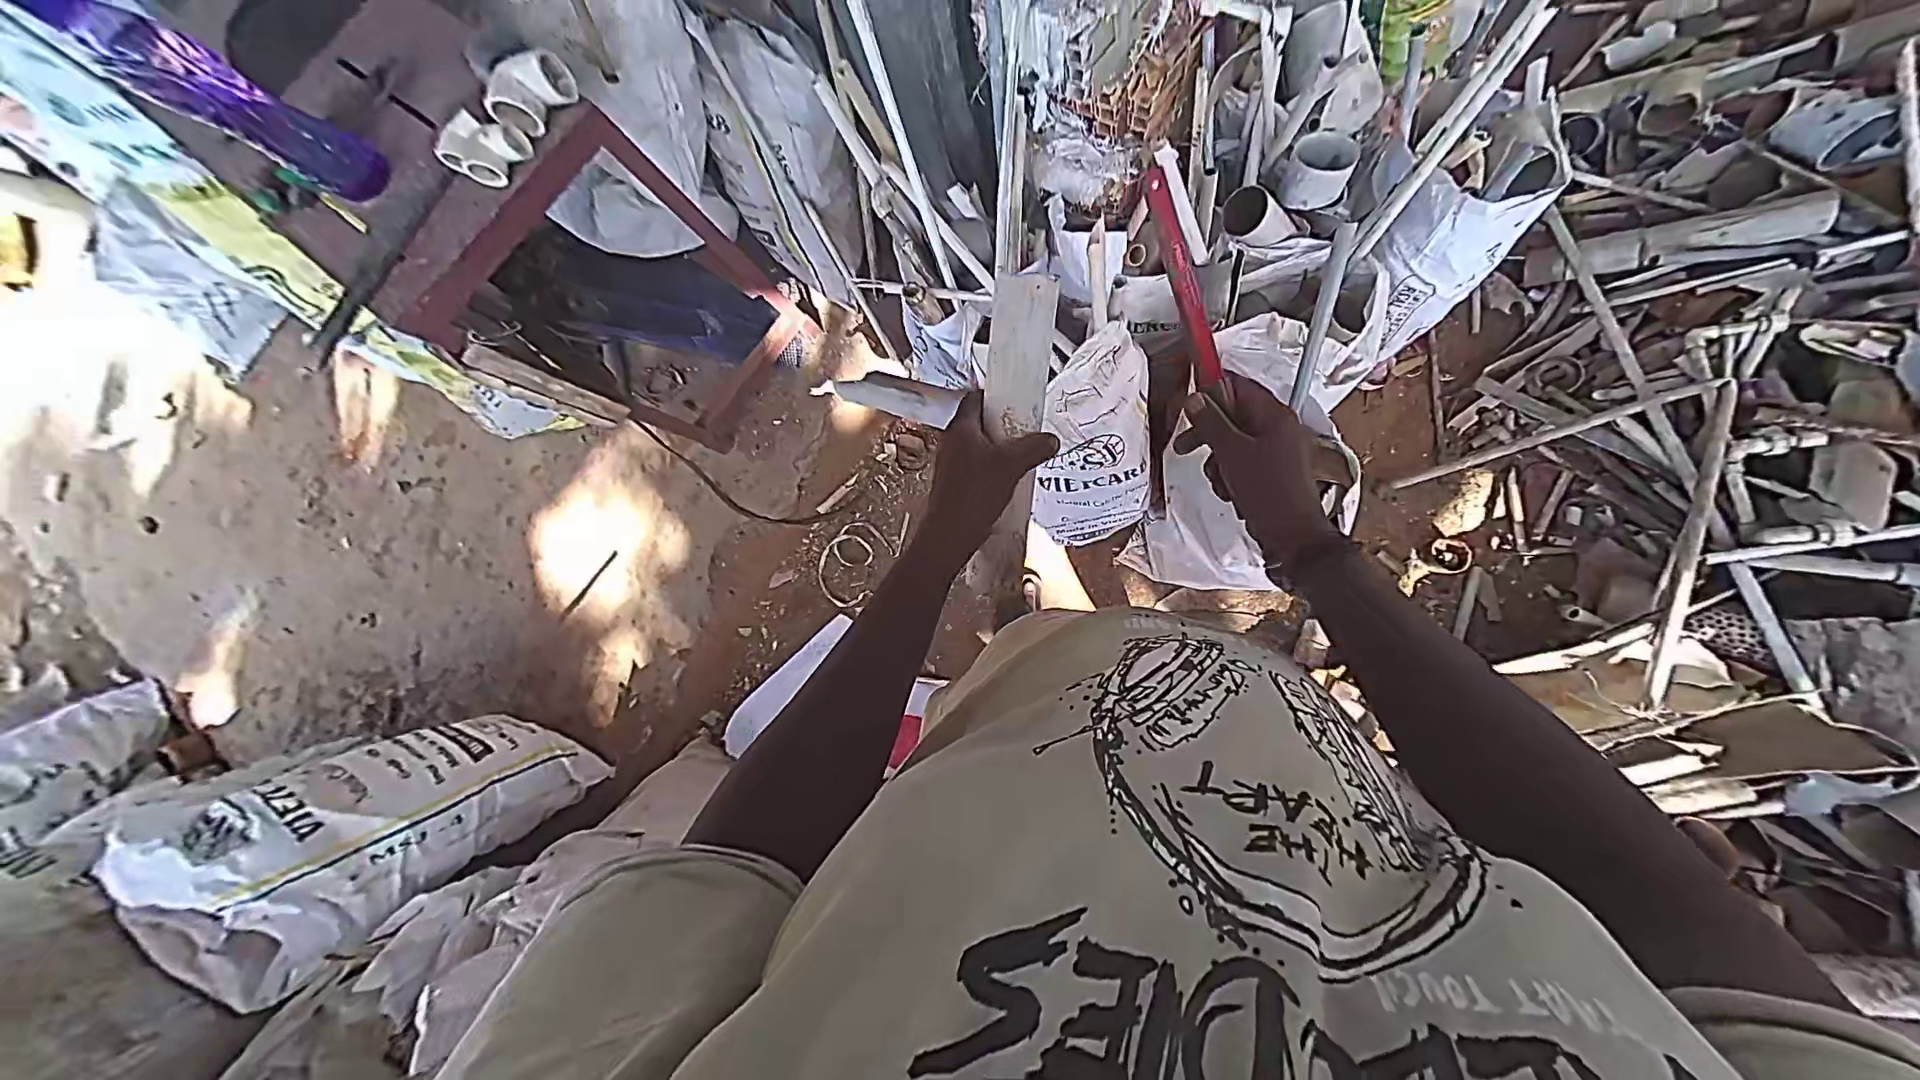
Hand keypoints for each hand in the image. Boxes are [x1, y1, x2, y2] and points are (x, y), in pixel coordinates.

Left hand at [917, 391, 1059, 568]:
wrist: (950, 534)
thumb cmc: (972, 496)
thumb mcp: (1011, 465)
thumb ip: (1033, 448)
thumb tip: (1049, 440)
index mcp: (960, 429)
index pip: (974, 398)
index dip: (994, 396)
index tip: (1013, 400)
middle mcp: (951, 443)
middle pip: (978, 423)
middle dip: (1001, 426)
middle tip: (1022, 431)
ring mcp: (950, 464)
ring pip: (977, 446)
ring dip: (998, 449)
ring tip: (1019, 456)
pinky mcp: (954, 483)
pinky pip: (976, 466)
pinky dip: (991, 468)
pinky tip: (1007, 479)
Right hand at [1172, 371, 1342, 569]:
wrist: (1291, 536)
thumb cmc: (1271, 493)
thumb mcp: (1232, 453)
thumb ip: (1211, 424)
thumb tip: (1195, 400)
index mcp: (1275, 416)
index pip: (1239, 386)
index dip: (1212, 389)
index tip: (1189, 396)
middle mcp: (1277, 430)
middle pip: (1232, 417)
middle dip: (1208, 433)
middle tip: (1185, 443)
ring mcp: (1274, 453)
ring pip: (1231, 444)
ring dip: (1216, 460)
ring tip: (1219, 478)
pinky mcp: (1267, 474)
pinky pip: (1237, 464)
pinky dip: (1227, 475)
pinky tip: (1229, 490)